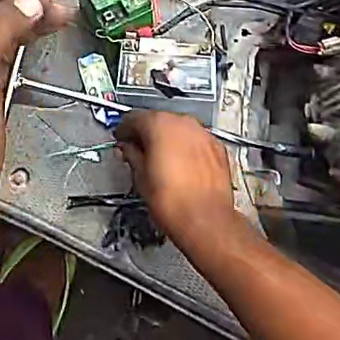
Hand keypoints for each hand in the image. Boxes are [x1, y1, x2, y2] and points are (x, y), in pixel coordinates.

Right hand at [117, 111, 243, 247]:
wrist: (206, 222)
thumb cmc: (173, 202)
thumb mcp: (140, 176)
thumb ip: (131, 155)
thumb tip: (129, 150)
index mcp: (158, 124)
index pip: (134, 117)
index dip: (124, 130)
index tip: (122, 139)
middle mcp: (182, 123)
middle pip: (158, 120)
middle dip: (147, 133)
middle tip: (138, 150)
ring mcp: (202, 134)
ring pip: (179, 129)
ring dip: (168, 140)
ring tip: (161, 160)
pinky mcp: (217, 149)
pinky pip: (196, 141)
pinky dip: (187, 149)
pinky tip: (181, 166)